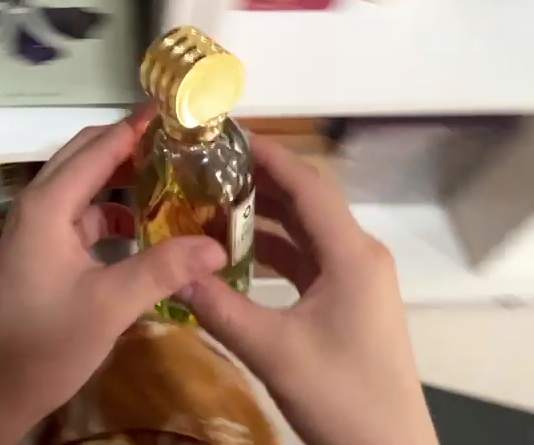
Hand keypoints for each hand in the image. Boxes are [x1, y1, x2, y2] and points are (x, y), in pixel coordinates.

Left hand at [0, 109, 226, 444]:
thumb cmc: (47, 342)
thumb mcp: (110, 305)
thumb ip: (163, 269)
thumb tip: (217, 246)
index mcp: (49, 203)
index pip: (98, 147)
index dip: (135, 126)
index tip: (172, 108)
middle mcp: (39, 201)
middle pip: (86, 153)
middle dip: (128, 141)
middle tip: (177, 139)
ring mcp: (37, 224)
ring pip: (83, 181)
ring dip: (120, 173)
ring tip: (169, 174)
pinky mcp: (42, 246)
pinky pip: (80, 210)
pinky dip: (110, 208)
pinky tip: (143, 223)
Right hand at [183, 136, 436, 444]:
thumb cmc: (341, 397)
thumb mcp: (274, 352)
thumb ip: (221, 307)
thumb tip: (174, 270)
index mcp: (351, 253)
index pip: (307, 184)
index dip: (268, 155)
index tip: (226, 136)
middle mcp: (359, 253)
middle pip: (307, 200)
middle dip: (259, 180)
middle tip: (209, 167)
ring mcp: (358, 277)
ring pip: (307, 228)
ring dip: (265, 215)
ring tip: (214, 201)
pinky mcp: (351, 299)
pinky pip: (309, 257)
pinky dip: (275, 248)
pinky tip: (238, 252)